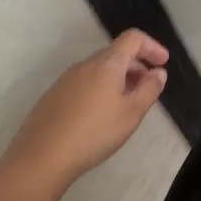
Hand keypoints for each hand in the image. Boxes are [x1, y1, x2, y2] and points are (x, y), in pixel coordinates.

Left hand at [2, 29, 168, 187]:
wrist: (37, 162)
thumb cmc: (93, 134)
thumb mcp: (132, 113)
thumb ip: (150, 89)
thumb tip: (158, 73)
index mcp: (106, 64)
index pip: (133, 38)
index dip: (152, 46)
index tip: (162, 63)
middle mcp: (84, 66)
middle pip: (115, 54)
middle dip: (135, 66)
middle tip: (145, 88)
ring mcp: (63, 82)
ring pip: (97, 71)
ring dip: (116, 80)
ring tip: (122, 105)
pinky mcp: (49, 100)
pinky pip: (81, 85)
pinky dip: (97, 91)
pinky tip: (95, 118)